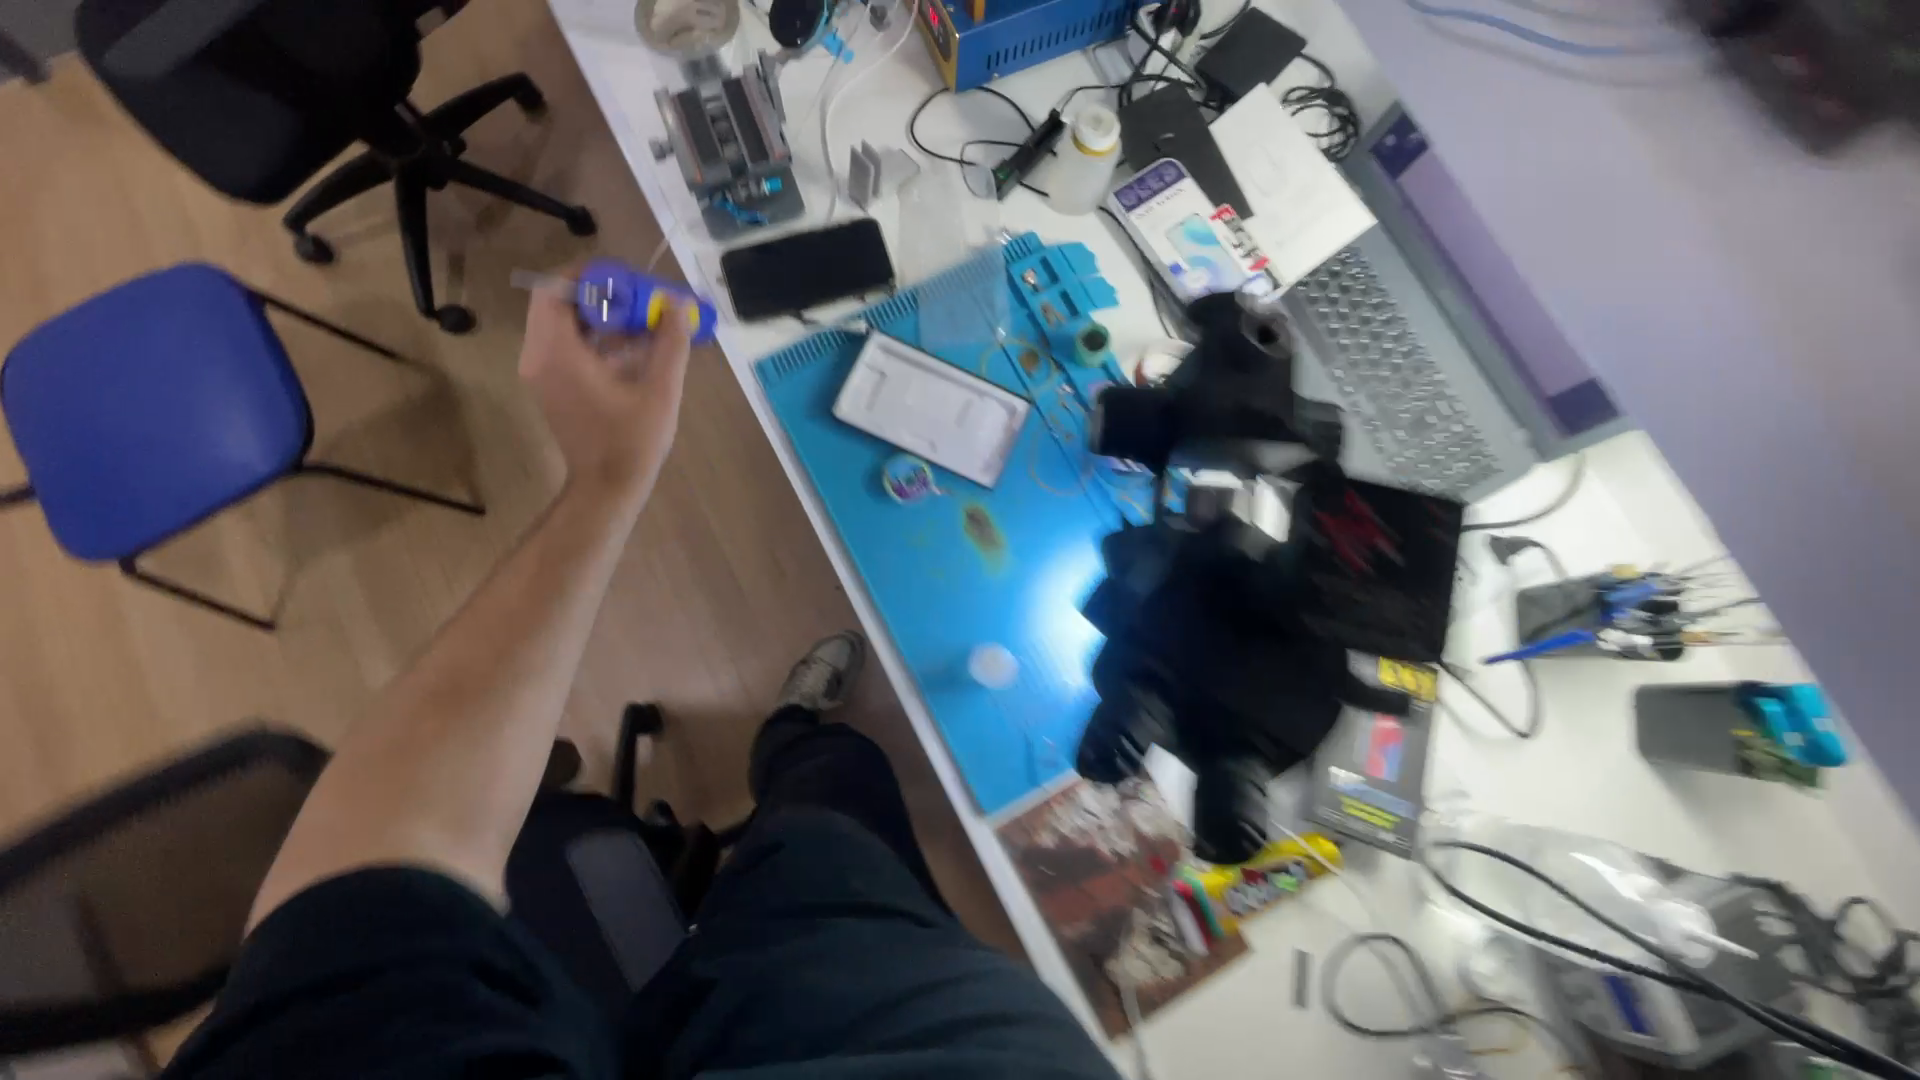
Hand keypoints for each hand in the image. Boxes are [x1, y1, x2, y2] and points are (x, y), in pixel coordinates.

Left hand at [518, 287, 692, 505]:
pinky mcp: (554, 387)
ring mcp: (543, 373)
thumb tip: (679, 303)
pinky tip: (639, 348)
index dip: (590, 276)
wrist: (607, 489)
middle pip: (561, 304)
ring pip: (567, 325)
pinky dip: (601, 340)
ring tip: (648, 323)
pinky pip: (571, 348)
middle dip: (603, 295)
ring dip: (605, 317)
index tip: (628, 279)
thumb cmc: (632, 443)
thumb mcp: (660, 391)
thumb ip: (670, 343)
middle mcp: (540, 357)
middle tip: (643, 299)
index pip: (556, 290)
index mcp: (558, 353)